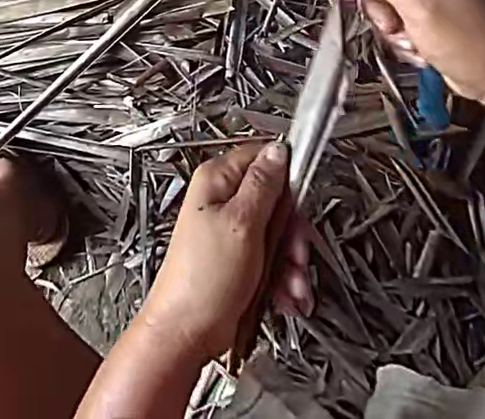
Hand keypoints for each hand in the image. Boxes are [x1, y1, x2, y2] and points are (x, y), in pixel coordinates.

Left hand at [138, 142, 313, 359]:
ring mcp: (229, 229)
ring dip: (290, 261)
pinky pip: (269, 257)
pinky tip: (284, 295)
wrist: (185, 334)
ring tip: (290, 284)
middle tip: (294, 251)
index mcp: (217, 179)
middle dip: (291, 232)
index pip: (262, 157)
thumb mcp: (242, 223)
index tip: (298, 202)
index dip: (286, 179)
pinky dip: (281, 277)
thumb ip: (264, 185)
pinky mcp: (236, 257)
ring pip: (276, 232)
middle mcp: (221, 199)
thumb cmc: (202, 280)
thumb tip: (278, 150)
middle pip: (275, 199)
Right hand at [330, 0, 484, 101]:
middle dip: (379, 7)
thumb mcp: (420, 7)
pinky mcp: (428, 21)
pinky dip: (402, 39)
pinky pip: (398, 24)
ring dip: (391, 28)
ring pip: (386, 5)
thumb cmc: (470, 44)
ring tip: (409, 40)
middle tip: (391, 24)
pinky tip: (417, 49)